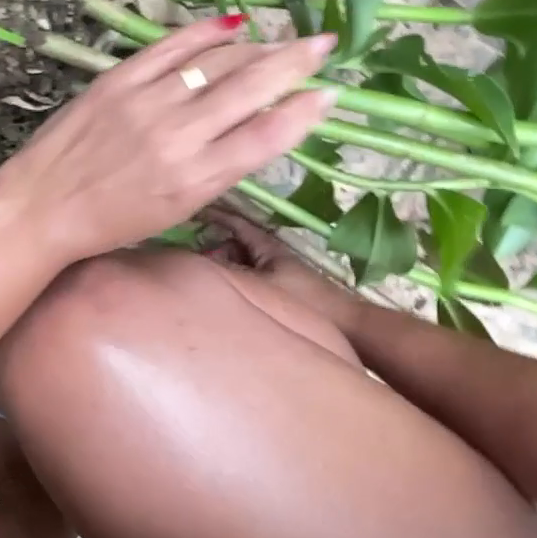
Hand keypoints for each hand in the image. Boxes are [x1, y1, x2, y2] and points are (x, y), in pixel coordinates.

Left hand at [0, 16, 337, 265]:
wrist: (42, 209)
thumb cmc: (111, 222)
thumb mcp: (176, 210)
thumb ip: (219, 169)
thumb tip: (261, 128)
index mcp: (195, 179)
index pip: (266, 136)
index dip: (304, 112)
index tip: (329, 94)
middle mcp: (177, 136)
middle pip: (251, 88)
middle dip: (294, 63)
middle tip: (325, 46)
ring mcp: (146, 102)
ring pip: (217, 61)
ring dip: (258, 47)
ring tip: (282, 41)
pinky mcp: (118, 80)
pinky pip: (171, 46)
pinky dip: (205, 32)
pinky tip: (232, 24)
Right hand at [201, 205, 365, 328]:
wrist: (344, 324)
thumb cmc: (303, 300)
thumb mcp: (259, 285)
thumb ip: (229, 271)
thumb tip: (201, 262)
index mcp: (268, 247)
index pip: (237, 224)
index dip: (216, 216)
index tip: (193, 213)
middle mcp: (271, 255)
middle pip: (235, 245)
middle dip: (214, 248)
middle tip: (192, 261)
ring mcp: (275, 272)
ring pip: (240, 262)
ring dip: (223, 267)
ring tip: (205, 280)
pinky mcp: (279, 288)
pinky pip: (248, 277)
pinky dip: (234, 280)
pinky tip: (223, 296)